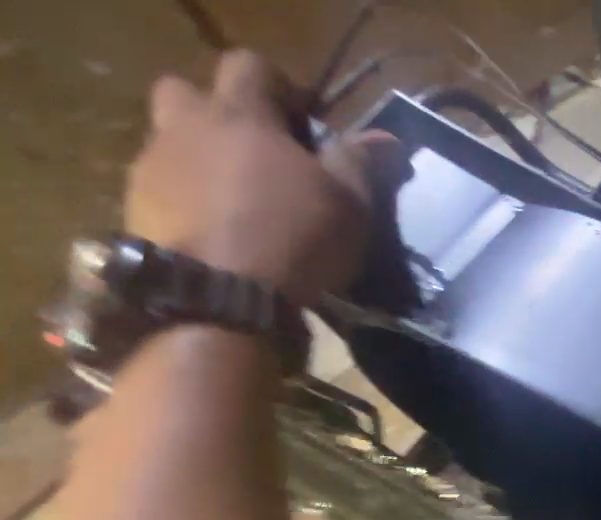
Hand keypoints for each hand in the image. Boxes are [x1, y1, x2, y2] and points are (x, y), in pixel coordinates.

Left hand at [125, 52, 409, 304]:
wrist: (221, 294)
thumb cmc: (297, 238)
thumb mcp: (352, 205)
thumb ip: (360, 163)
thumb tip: (385, 138)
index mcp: (241, 116)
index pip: (251, 67)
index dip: (282, 87)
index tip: (309, 122)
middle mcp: (187, 126)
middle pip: (191, 91)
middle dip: (224, 112)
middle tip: (262, 152)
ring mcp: (155, 163)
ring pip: (176, 139)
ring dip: (206, 156)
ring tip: (245, 198)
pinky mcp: (138, 202)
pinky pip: (166, 182)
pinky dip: (192, 194)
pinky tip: (223, 227)